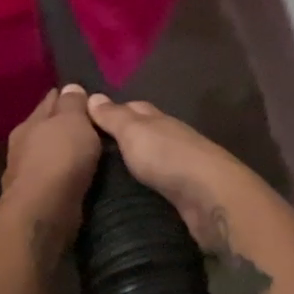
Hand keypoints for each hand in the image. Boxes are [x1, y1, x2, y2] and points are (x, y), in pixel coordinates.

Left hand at [0, 86, 101, 239]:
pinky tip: (81, 180)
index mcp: (29, 123)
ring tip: (92, 155)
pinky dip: (66, 178)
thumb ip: (73, 103)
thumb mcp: (73, 121)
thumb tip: (70, 87)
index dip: (69, 96)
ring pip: (51, 156)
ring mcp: (24, 176)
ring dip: (66, 155)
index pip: (50, 100)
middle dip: (67, 127)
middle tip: (96, 127)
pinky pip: (55, 181)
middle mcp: (21, 147)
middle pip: (48, 129)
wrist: (43, 214)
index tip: (88, 97)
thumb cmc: (59, 159)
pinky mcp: (34, 201)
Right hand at [86, 94, 266, 250]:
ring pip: (147, 162)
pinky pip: (155, 187)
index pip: (132, 109)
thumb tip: (93, 95)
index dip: (110, 112)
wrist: (209, 197)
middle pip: (141, 135)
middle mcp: (168, 140)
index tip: (84, 121)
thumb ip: (114, 117)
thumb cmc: (167, 156)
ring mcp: (177, 168)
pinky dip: (140, 188)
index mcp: (157, 120)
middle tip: (85, 155)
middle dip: (118, 141)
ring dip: (129, 167)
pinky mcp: (182, 195)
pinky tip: (124, 198)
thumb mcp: (134, 131)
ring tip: (97, 181)